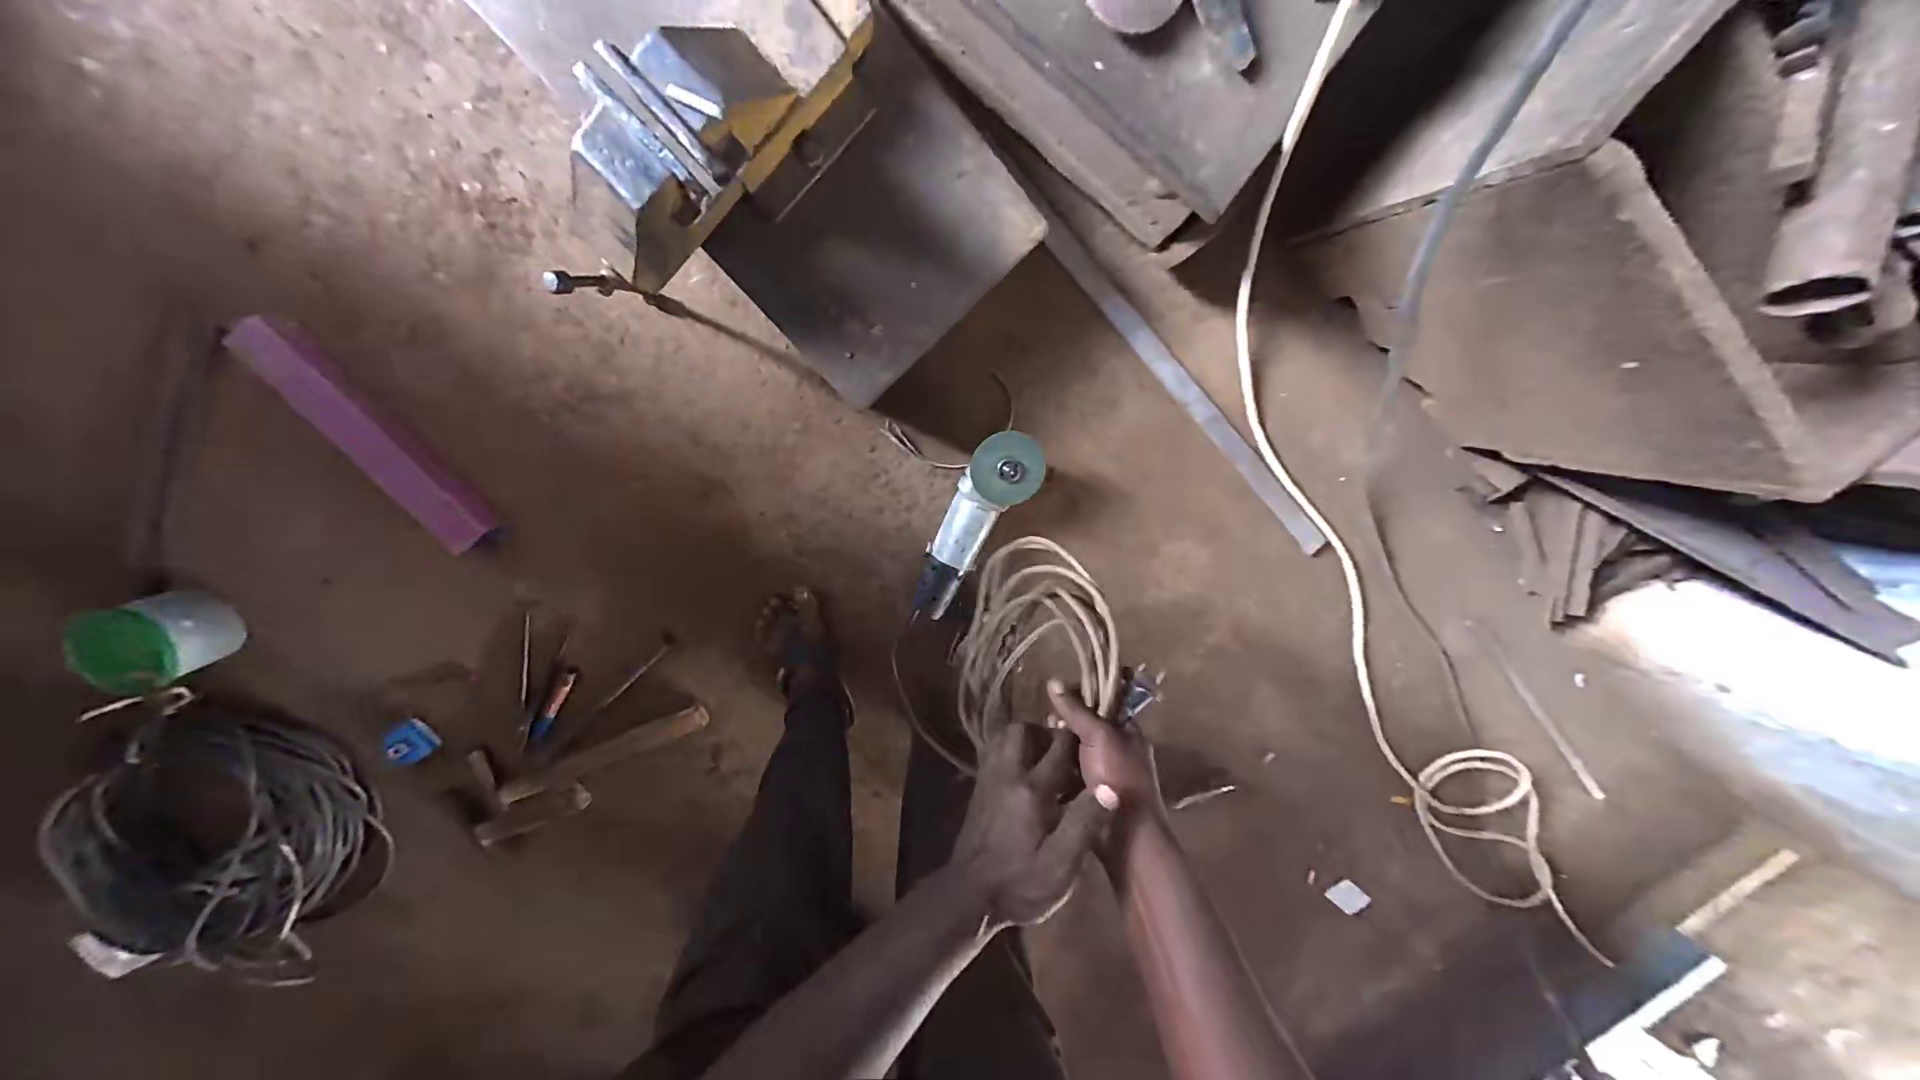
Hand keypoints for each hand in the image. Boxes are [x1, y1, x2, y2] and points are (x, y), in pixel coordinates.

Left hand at [949, 722, 1114, 929]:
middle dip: (1047, 735)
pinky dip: (1012, 754)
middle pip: (1024, 730)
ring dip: (1027, 742)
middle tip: (1066, 758)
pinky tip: (1026, 779)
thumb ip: (1084, 823)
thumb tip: (1110, 787)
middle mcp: (1006, 773)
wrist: (968, 896)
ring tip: (1047, 765)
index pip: (1059, 746)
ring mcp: (988, 779)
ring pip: (1005, 738)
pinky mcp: (978, 789)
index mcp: (1031, 789)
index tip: (1093, 753)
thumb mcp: (1061, 864)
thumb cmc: (1020, 884)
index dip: (1079, 743)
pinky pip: (995, 754)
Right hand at [1046, 680, 1165, 833]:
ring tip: (1035, 742)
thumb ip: (1076, 710)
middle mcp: (1117, 748)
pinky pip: (1069, 773)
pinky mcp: (1090, 793)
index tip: (1054, 696)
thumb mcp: (1098, 737)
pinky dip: (1056, 768)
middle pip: (1086, 724)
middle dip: (1063, 721)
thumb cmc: (1118, 779)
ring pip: (1075, 749)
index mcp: (1127, 730)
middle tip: (1043, 723)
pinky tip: (1038, 765)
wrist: (1126, 838)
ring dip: (1057, 746)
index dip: (1079, 694)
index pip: (1102, 700)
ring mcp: (1104, 772)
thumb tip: (1052, 682)